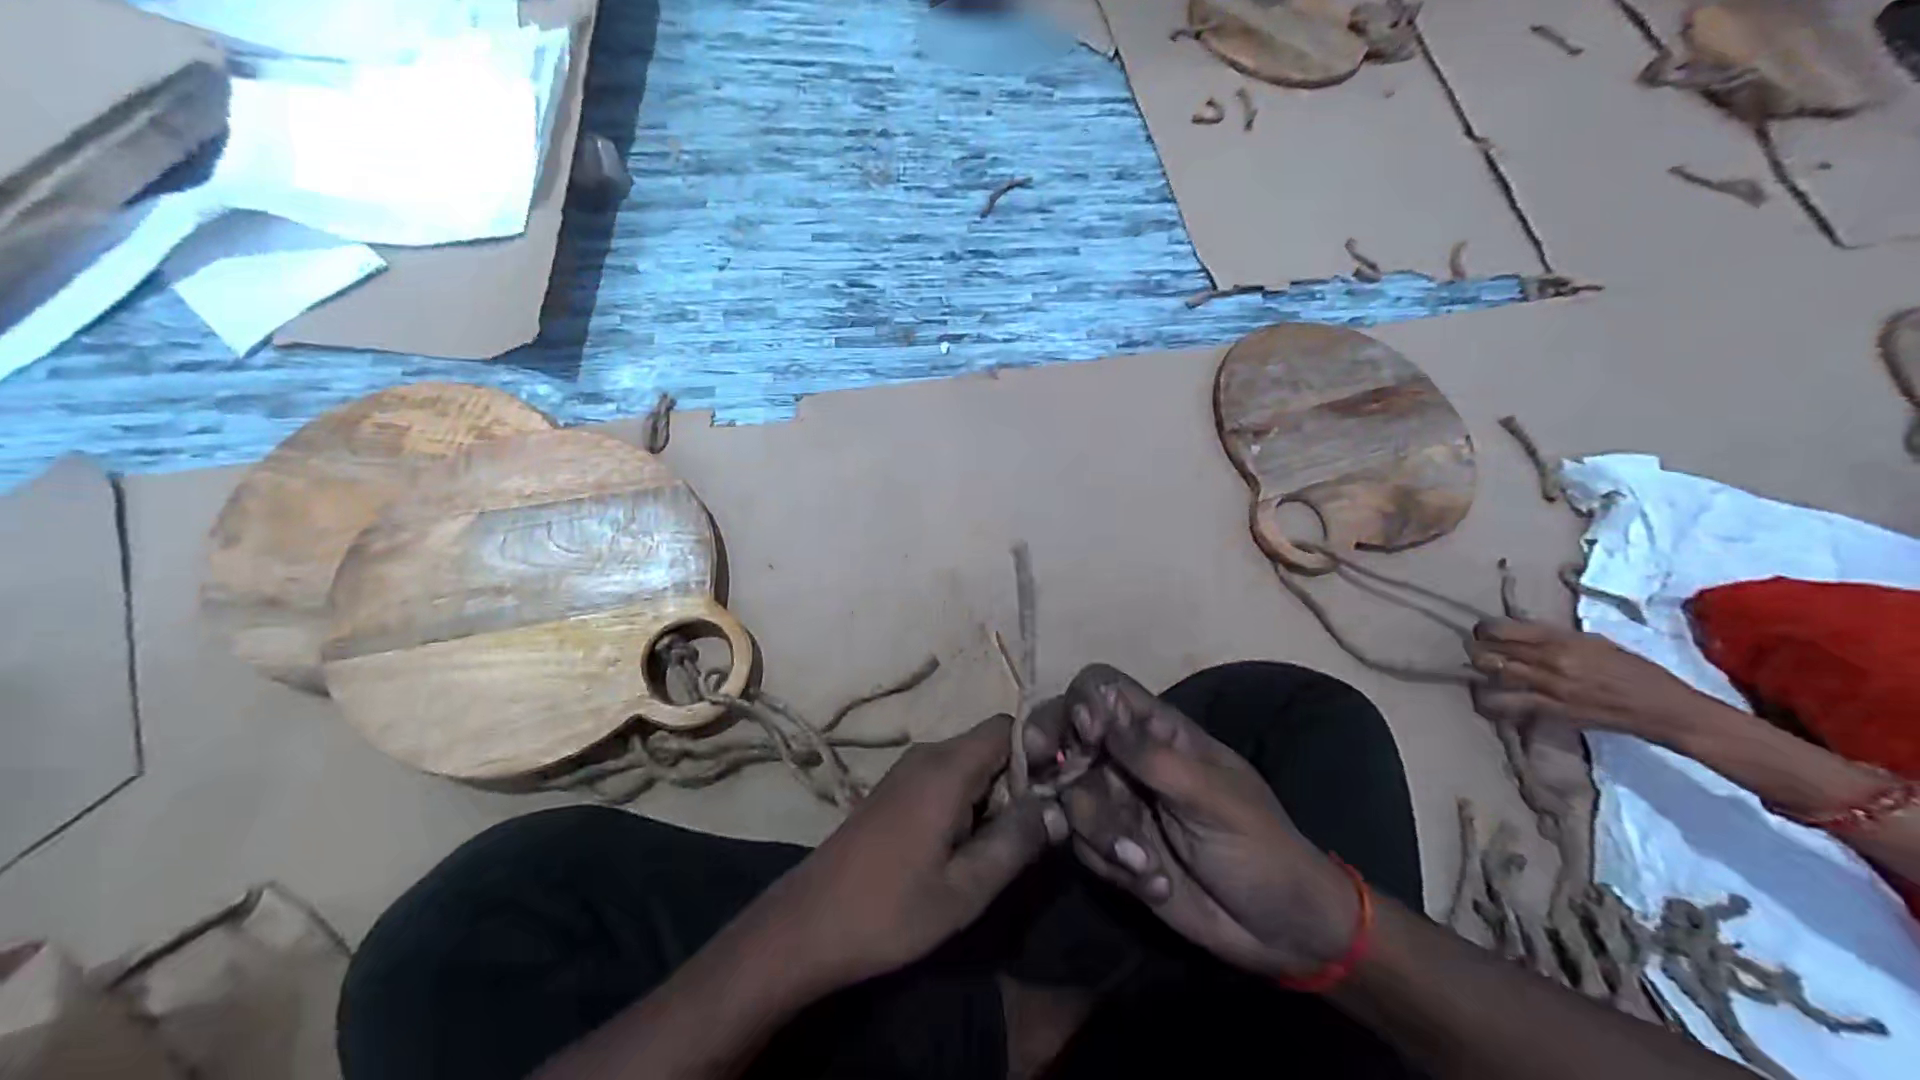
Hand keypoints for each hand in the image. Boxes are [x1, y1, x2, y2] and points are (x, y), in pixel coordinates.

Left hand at [762, 714, 1067, 989]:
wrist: (808, 924)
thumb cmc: (890, 910)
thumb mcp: (965, 889)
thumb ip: (1016, 842)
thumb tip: (1057, 808)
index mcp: (947, 768)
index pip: (1008, 728)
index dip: (1040, 750)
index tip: (1059, 791)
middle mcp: (927, 756)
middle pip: (991, 746)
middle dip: (1020, 780)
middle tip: (1037, 830)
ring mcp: (907, 771)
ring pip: (971, 763)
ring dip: (995, 795)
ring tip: (1005, 845)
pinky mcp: (896, 790)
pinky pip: (948, 778)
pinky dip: (969, 801)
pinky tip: (967, 847)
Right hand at [1027, 665, 1359, 980]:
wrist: (1282, 931)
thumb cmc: (1260, 849)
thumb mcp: (1213, 798)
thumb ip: (1152, 756)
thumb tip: (1099, 708)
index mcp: (1159, 732)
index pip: (1103, 689)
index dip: (1082, 701)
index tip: (1084, 734)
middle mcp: (1126, 759)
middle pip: (1065, 732)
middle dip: (1050, 751)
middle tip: (1047, 777)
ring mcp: (1115, 802)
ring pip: (1069, 795)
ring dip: (1100, 831)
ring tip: (1145, 865)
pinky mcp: (1109, 847)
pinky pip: (1079, 842)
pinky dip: (1109, 863)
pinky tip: (1154, 884)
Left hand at [1466, 619, 1727, 743]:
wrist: (1666, 710)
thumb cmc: (1636, 672)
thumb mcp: (1597, 643)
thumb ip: (1558, 638)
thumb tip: (1523, 633)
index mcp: (1564, 641)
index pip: (1506, 629)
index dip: (1486, 629)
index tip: (1482, 631)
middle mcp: (1553, 661)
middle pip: (1494, 651)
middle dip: (1478, 649)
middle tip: (1474, 649)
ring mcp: (1551, 688)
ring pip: (1496, 676)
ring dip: (1482, 672)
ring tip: (1480, 671)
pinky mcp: (1553, 711)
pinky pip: (1509, 705)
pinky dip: (1493, 700)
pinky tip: (1488, 697)